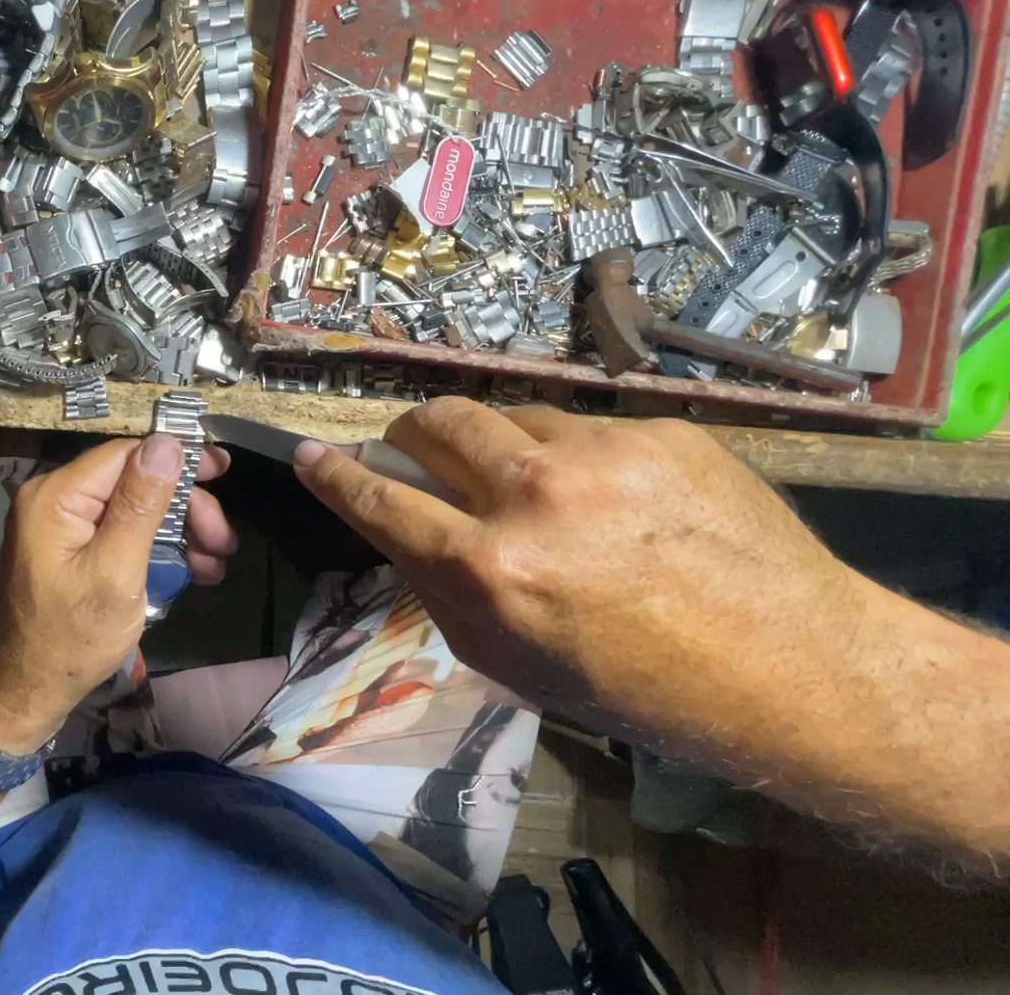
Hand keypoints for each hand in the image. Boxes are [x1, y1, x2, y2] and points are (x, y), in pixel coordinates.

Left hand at [0, 436, 235, 750]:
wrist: (31, 691)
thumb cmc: (73, 638)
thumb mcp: (116, 572)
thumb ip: (140, 505)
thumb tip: (165, 441)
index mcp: (54, 496)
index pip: (124, 454)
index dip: (176, 460)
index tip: (223, 471)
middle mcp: (52, 499)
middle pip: (130, 481)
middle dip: (183, 506)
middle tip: (223, 539)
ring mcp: (59, 525)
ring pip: (131, 508)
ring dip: (177, 530)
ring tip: (214, 563)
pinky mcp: (69, 548)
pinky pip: (118, 532)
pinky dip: (154, 547)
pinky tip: (191, 569)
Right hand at [292, 398, 866, 743]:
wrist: (790, 667)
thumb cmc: (626, 684)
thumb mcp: (500, 654)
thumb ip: (439, 582)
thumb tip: (401, 524)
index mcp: (489, 567)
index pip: (380, 501)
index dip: (335, 474)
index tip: (310, 454)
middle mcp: (534, 497)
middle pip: (435, 424)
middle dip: (410, 434)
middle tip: (416, 451)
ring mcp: (602, 455)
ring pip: (504, 416)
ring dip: (492, 445)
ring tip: (526, 484)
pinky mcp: (660, 434)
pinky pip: (580, 427)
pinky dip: (566, 455)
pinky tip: (606, 496)